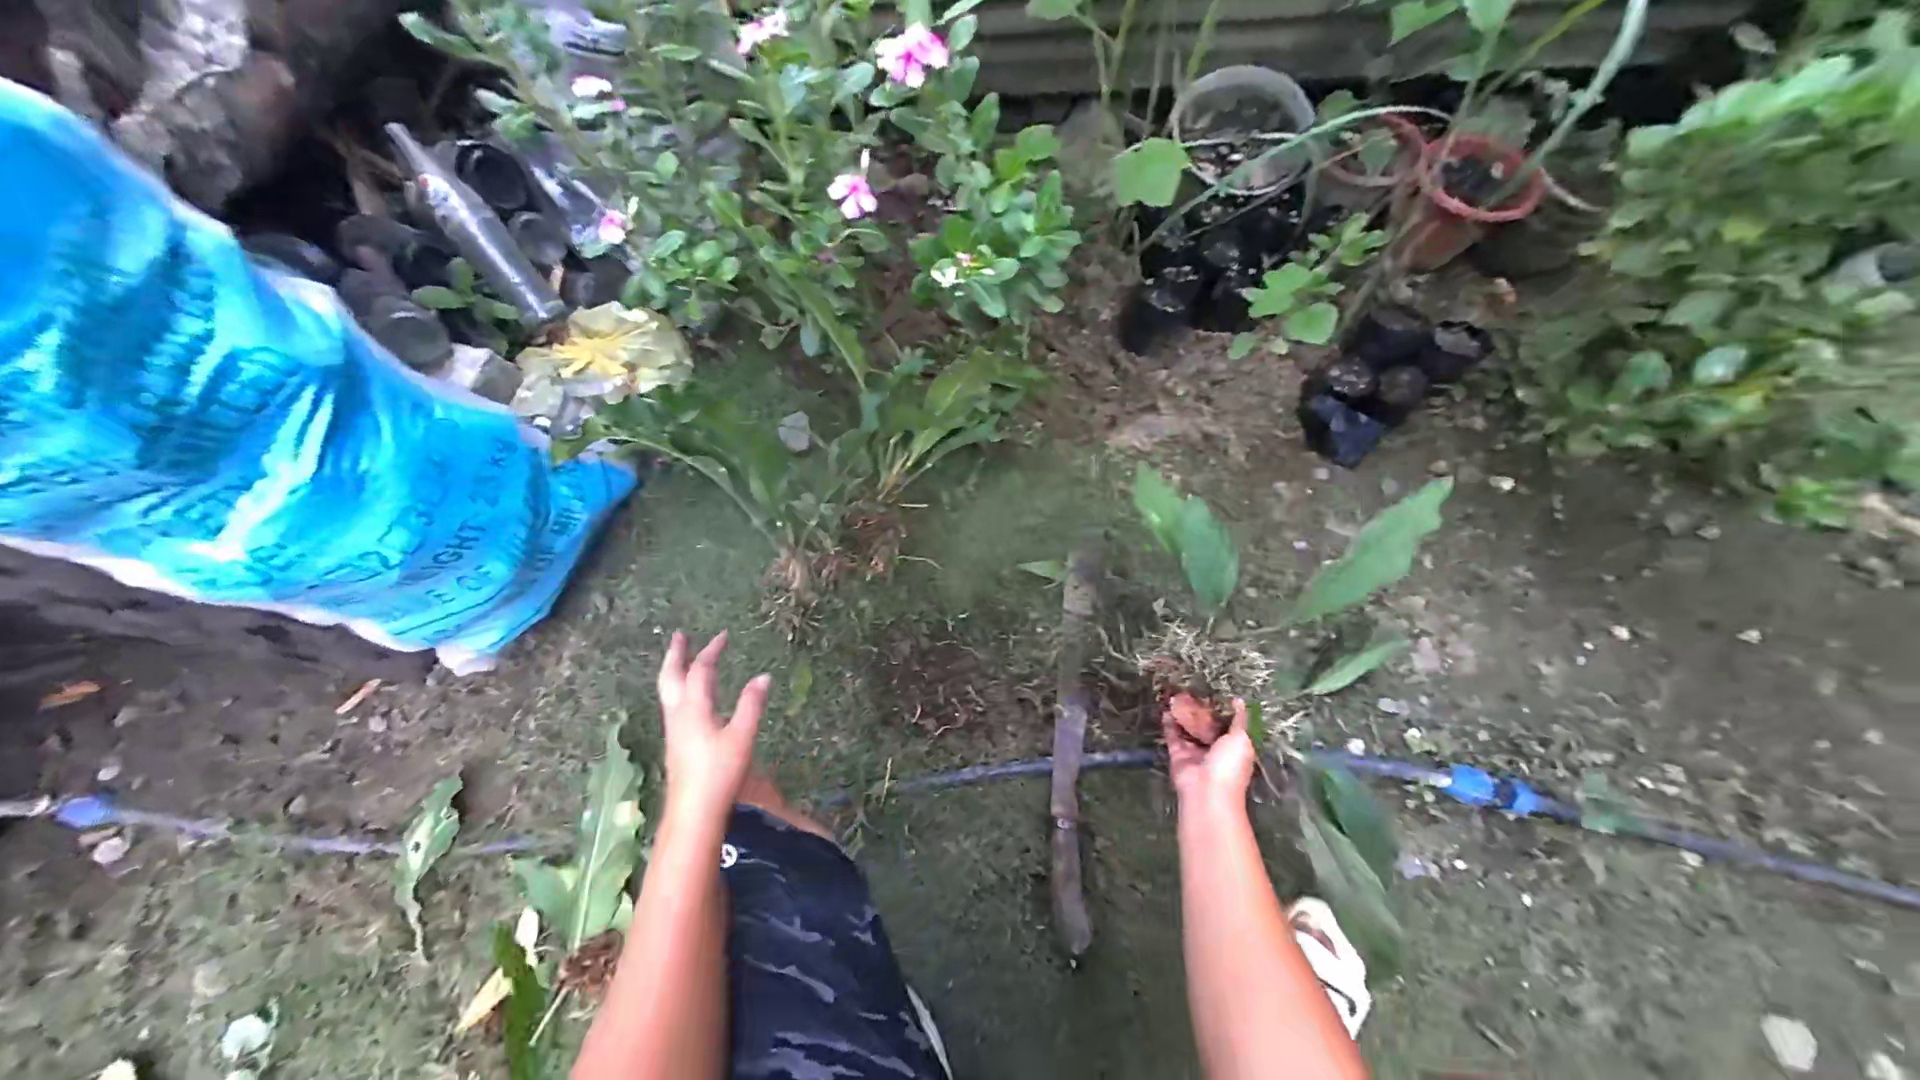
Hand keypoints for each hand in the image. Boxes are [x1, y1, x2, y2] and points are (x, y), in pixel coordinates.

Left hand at [657, 631, 769, 823]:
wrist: (693, 812)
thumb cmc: (719, 773)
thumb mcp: (742, 737)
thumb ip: (751, 705)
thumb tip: (763, 676)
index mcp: (694, 709)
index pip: (700, 671)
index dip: (711, 651)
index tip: (723, 635)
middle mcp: (678, 715)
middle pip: (671, 677)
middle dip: (676, 655)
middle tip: (680, 636)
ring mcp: (674, 730)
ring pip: (668, 691)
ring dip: (674, 670)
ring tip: (680, 659)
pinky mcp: (676, 743)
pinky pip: (673, 705)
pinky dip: (678, 689)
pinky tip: (688, 698)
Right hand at [1163, 694, 1254, 813]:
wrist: (1207, 790)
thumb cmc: (1230, 764)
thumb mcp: (1241, 739)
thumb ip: (1239, 720)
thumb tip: (1239, 701)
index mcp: (1233, 747)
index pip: (1227, 726)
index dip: (1221, 711)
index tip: (1213, 694)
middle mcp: (1214, 750)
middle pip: (1206, 727)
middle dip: (1199, 712)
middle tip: (1191, 691)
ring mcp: (1195, 752)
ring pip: (1188, 730)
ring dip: (1183, 715)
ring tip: (1176, 696)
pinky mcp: (1178, 755)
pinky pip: (1173, 736)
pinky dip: (1169, 724)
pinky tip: (1166, 709)